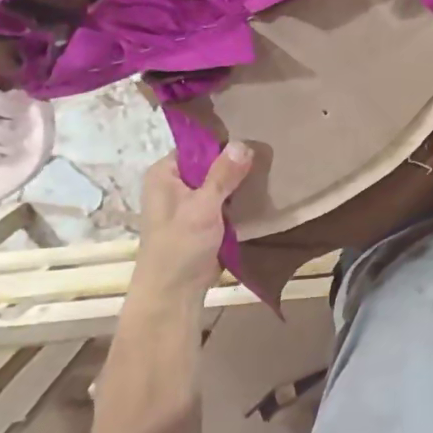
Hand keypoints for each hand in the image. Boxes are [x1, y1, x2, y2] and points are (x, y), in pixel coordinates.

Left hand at [133, 143, 253, 297]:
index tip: (252, 138)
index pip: (196, 145)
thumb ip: (223, 175)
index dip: (223, 142)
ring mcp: (188, 204)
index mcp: (164, 173)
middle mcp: (173, 184)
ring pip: (219, 184)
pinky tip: (260, 194)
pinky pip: (223, 202)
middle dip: (235, 164)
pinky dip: (238, 200)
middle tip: (267, 156)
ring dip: (239, 184)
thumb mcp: (203, 207)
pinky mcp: (202, 221)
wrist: (174, 294)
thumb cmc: (180, 246)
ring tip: (268, 172)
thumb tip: (243, 143)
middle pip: (209, 164)